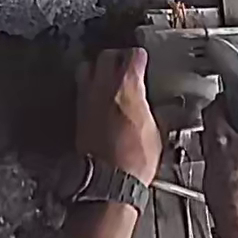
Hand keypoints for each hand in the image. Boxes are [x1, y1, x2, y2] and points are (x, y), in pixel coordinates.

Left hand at [76, 48, 161, 180]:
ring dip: (98, 68)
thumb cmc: (134, 159)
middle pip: (106, 55)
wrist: (108, 181)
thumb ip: (153, 110)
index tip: (142, 58)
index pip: (133, 56)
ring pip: (87, 67)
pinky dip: (89, 86)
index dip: (139, 56)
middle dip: (117, 56)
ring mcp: (87, 99)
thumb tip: (158, 107)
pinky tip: (98, 96)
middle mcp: (103, 88)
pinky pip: (81, 88)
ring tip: (107, 75)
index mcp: (127, 87)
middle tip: (125, 62)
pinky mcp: (78, 113)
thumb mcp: (157, 131)